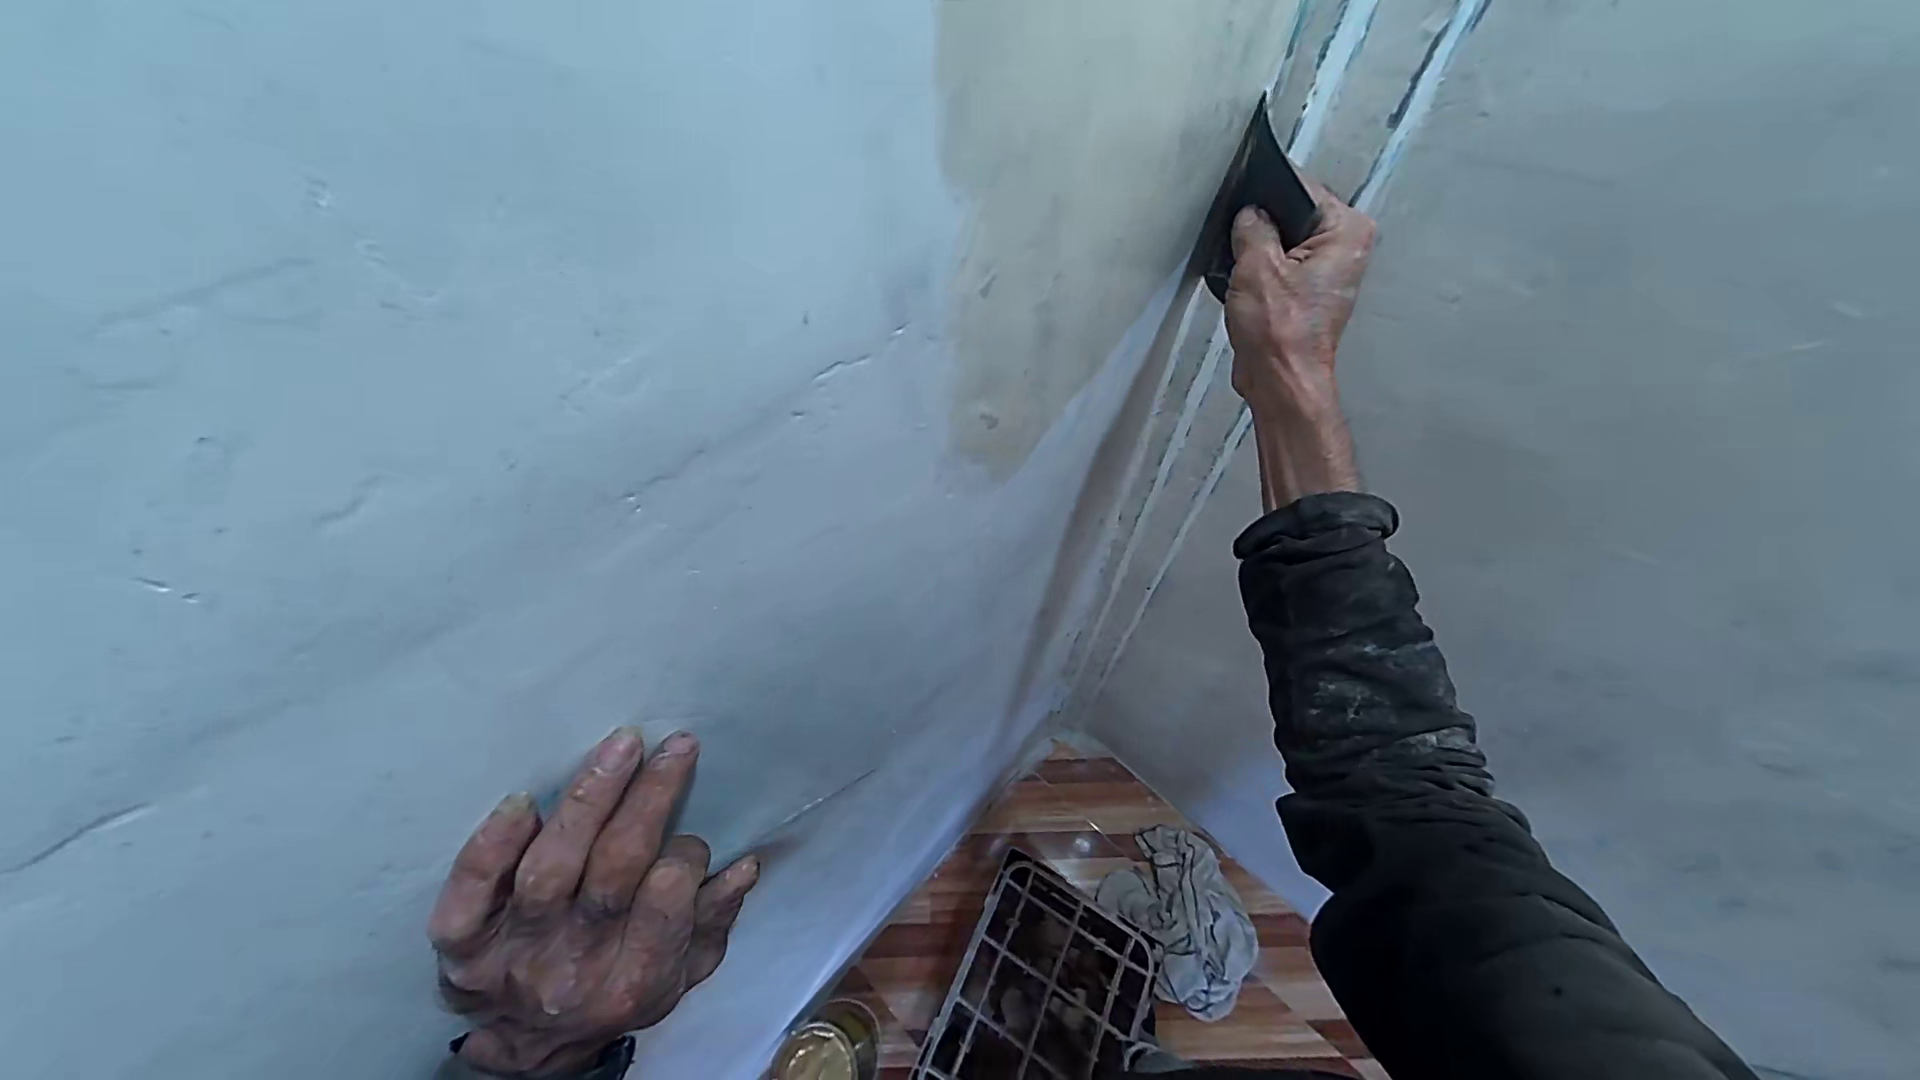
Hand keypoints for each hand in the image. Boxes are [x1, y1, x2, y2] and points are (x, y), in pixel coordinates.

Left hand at [428, 729, 759, 1076]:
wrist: (536, 1044)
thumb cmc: (628, 984)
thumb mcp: (688, 966)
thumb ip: (716, 916)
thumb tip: (745, 864)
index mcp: (637, 974)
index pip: (669, 894)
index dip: (686, 854)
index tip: (690, 838)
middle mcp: (574, 965)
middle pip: (614, 868)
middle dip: (652, 797)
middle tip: (677, 746)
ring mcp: (513, 954)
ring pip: (550, 868)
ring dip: (590, 797)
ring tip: (621, 746)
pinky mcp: (462, 946)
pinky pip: (466, 897)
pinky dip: (491, 848)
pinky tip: (523, 802)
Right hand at [1224, 178, 1376, 417]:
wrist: (1280, 382)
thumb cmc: (1277, 329)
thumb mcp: (1256, 267)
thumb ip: (1252, 228)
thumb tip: (1248, 212)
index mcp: (1346, 231)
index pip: (1302, 190)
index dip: (1265, 191)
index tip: (1234, 192)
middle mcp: (1344, 248)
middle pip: (1292, 218)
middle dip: (1259, 224)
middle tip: (1226, 230)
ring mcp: (1325, 275)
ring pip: (1282, 246)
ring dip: (1256, 252)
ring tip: (1229, 257)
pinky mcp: (1305, 297)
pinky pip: (1278, 271)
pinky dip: (1258, 274)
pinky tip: (1236, 280)